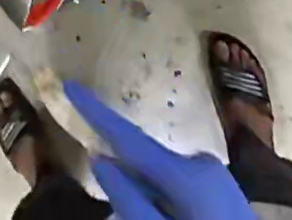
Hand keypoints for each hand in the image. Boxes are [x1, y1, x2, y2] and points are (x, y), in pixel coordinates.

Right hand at [64, 82, 257, 219]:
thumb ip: (131, 202)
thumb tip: (101, 161)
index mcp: (190, 175)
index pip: (130, 138)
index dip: (95, 111)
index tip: (69, 84)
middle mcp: (204, 165)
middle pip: (145, 159)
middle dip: (122, 169)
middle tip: (112, 198)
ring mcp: (217, 179)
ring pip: (160, 175)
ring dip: (143, 189)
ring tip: (144, 210)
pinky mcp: (223, 193)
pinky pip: (177, 187)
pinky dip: (161, 197)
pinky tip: (162, 213)